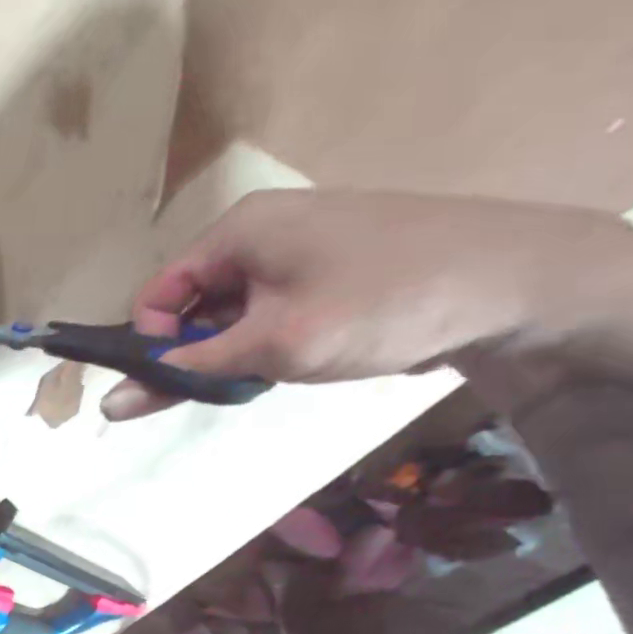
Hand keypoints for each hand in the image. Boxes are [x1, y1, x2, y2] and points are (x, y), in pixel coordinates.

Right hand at [101, 189, 632, 419]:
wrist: (524, 282)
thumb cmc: (384, 304)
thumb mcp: (274, 344)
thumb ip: (188, 373)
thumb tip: (108, 402)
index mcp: (237, 231)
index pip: (157, 295)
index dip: (153, 345)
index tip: (178, 385)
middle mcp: (259, 232)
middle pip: (191, 304)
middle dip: (197, 352)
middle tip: (227, 390)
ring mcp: (296, 250)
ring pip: (231, 313)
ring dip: (236, 353)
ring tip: (274, 375)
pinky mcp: (325, 272)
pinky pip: (268, 312)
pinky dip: (267, 345)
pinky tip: (296, 363)